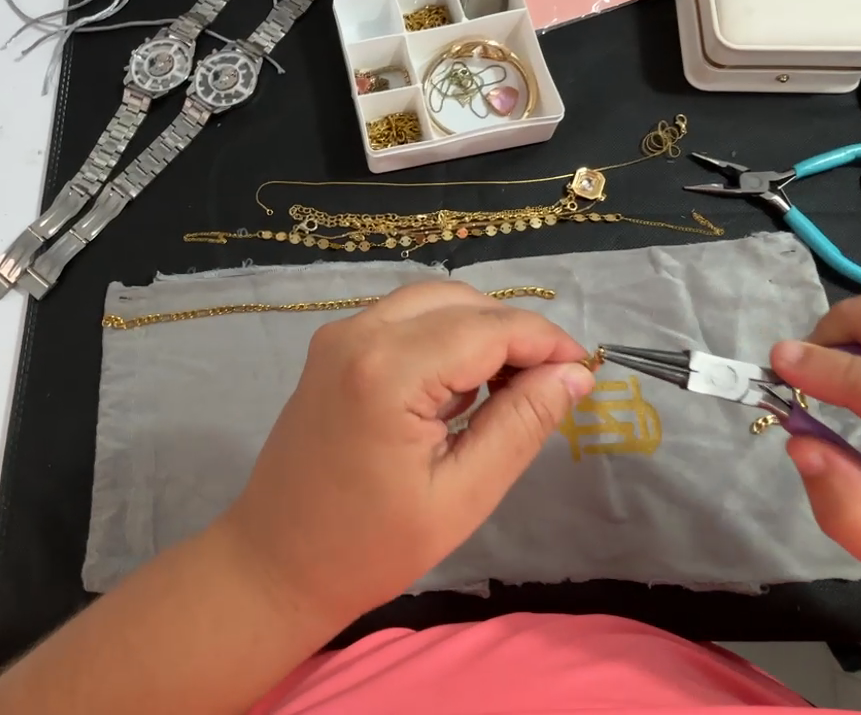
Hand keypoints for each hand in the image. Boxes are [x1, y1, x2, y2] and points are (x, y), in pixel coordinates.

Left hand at [214, 281, 594, 627]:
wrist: (275, 560)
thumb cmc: (370, 546)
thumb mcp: (462, 496)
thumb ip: (520, 424)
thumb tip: (574, 374)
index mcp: (389, 370)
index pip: (487, 327)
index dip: (544, 341)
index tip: (585, 370)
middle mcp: (359, 333)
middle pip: (459, 301)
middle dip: (512, 332)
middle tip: (548, 385)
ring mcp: (338, 334)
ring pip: (429, 302)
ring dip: (477, 330)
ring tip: (506, 391)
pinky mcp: (331, 347)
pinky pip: (401, 319)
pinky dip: (441, 336)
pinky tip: (456, 388)